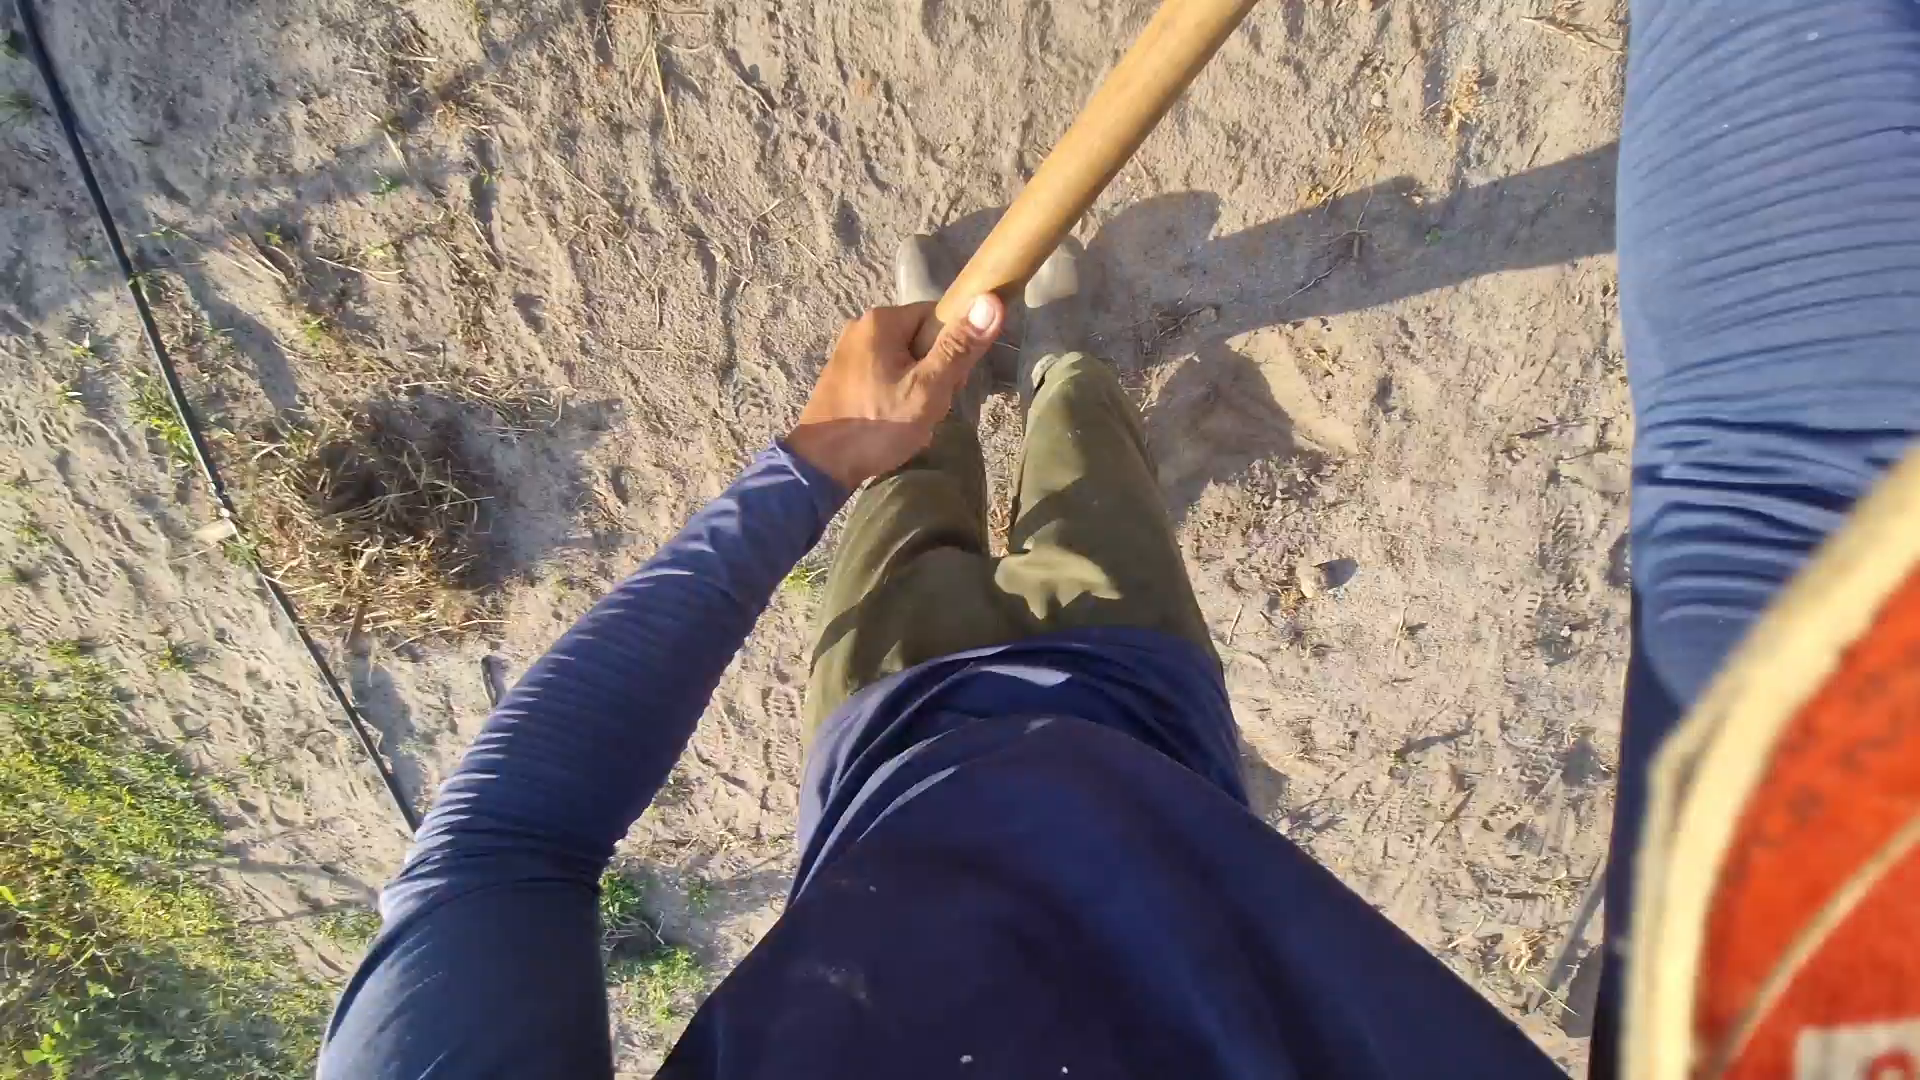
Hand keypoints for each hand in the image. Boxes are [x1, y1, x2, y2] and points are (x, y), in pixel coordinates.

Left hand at [786, 295, 1004, 488]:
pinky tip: (893, 422)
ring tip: (911, 419)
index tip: (951, 384)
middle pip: (921, 340)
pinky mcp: (843, 377)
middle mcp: (861, 327)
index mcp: (881, 320)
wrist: (820, 466)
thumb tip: (992, 302)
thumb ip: (959, 348)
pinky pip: (884, 377)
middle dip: (934, 374)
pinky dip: (895, 398)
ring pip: (904, 363)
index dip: (954, 349)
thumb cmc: (877, 426)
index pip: (937, 317)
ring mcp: (849, 353)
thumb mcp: (927, 389)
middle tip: (930, 407)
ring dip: (917, 390)